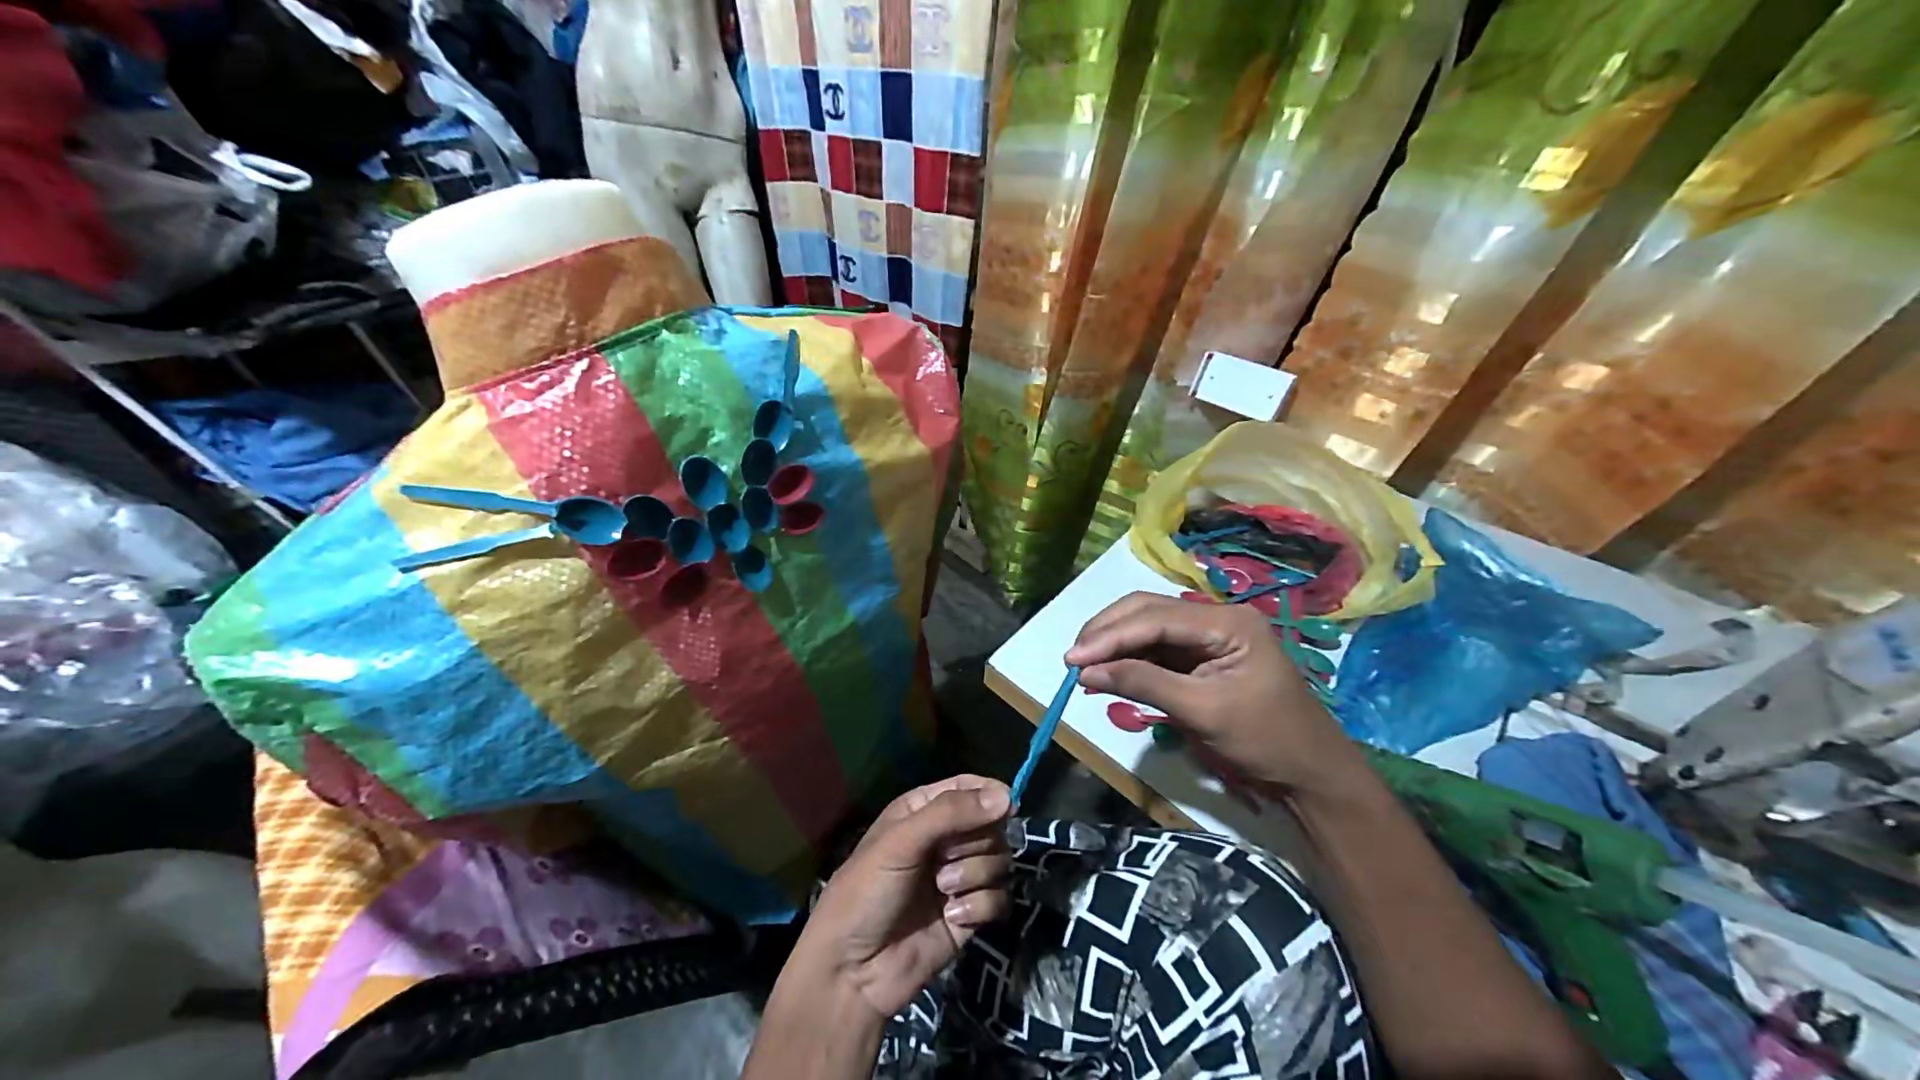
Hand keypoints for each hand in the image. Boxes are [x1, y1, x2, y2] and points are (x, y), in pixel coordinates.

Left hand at [795, 775, 1012, 1018]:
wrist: (854, 971)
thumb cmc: (866, 893)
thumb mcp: (901, 842)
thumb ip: (951, 813)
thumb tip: (1007, 795)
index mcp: (923, 811)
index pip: (970, 787)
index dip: (988, 795)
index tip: (1003, 807)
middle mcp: (944, 839)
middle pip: (991, 824)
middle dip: (974, 843)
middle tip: (944, 861)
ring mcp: (959, 877)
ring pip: (1000, 860)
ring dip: (975, 875)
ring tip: (943, 893)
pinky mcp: (970, 914)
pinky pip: (1000, 897)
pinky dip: (980, 907)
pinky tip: (953, 919)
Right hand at [1065, 592, 1362, 794]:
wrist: (1312, 774)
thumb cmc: (1267, 740)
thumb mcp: (1203, 711)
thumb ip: (1143, 683)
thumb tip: (1086, 672)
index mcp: (1227, 621)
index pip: (1155, 617)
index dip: (1110, 636)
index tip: (1072, 659)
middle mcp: (1216, 618)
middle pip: (1148, 611)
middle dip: (1107, 632)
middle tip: (1073, 660)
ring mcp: (1209, 637)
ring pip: (1148, 627)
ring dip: (1114, 644)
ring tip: (1083, 667)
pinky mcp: (1201, 657)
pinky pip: (1156, 649)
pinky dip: (1129, 659)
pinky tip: (1107, 672)